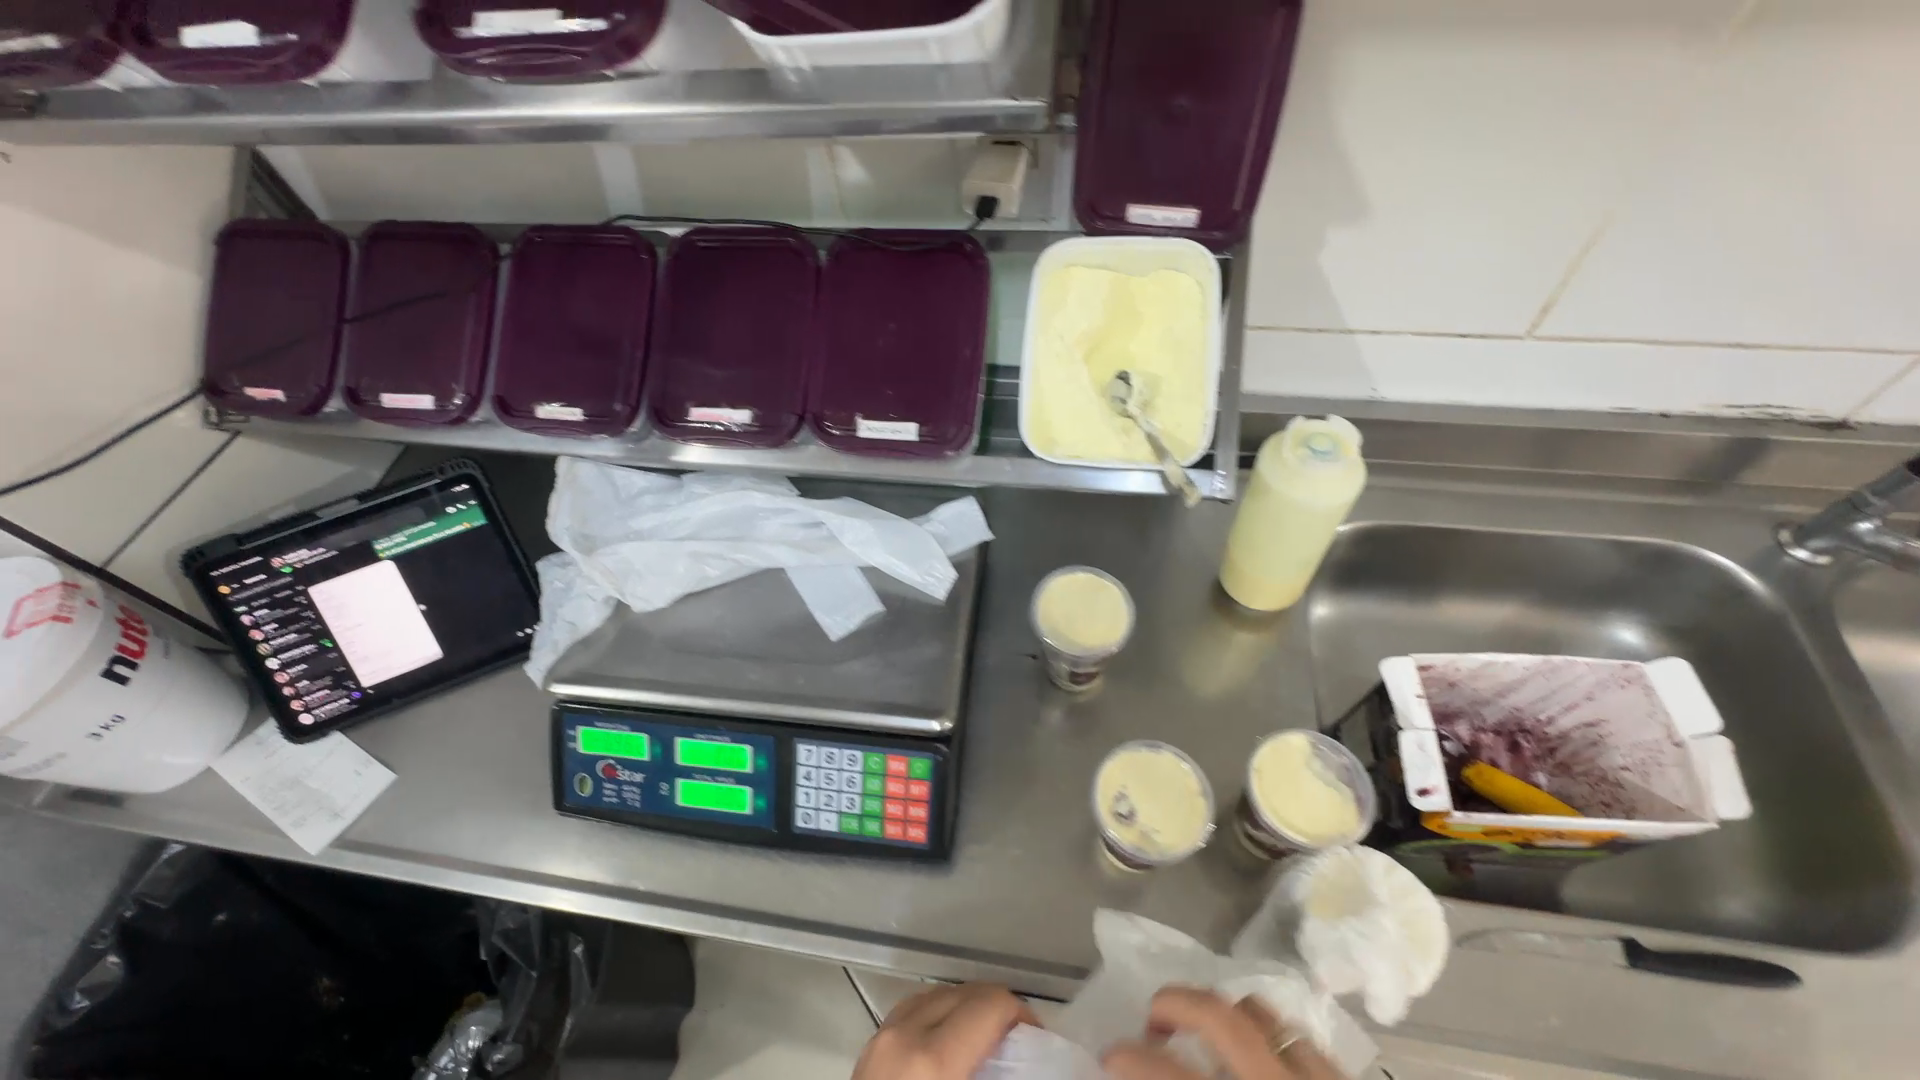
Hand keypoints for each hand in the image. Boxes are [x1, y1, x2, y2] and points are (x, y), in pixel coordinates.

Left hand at [852, 982, 1038, 1079]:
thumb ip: (1001, 1073)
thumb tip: (1034, 1059)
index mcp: (933, 1058)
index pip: (991, 1004)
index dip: (1023, 1014)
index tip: (1037, 1039)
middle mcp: (903, 1035)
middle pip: (964, 992)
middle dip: (997, 1009)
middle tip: (1019, 1041)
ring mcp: (879, 1038)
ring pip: (935, 995)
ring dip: (966, 1008)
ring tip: (986, 1038)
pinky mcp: (866, 1049)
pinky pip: (909, 1012)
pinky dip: (936, 1015)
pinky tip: (948, 1041)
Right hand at [1102, 986, 1344, 1079]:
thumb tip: (1142, 1079)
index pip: (1168, 1074)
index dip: (1128, 1057)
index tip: (1109, 1056)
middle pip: (1221, 1017)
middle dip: (1172, 1004)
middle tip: (1152, 1024)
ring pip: (1265, 1015)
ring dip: (1222, 1013)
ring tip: (1203, 1036)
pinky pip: (1301, 1039)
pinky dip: (1268, 1035)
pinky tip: (1256, 1062)